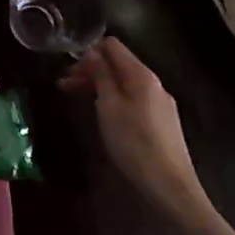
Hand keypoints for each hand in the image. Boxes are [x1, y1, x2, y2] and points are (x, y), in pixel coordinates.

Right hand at [60, 37, 206, 213]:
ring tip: (75, 96)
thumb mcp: (109, 106)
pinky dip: (113, 99)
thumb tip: (91, 53)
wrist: (171, 188)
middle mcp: (154, 83)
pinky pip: (133, 99)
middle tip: (63, 83)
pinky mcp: (162, 122)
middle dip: (90, 70)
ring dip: (99, 85)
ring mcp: (160, 103)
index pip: (113, 46)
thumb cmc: (134, 143)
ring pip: (124, 83)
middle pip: (118, 65)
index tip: (68, 65)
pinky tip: (101, 112)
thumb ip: (100, 75)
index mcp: (142, 75)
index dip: (88, 50)